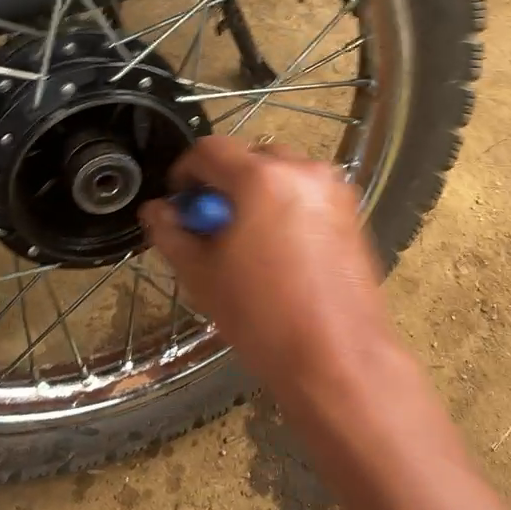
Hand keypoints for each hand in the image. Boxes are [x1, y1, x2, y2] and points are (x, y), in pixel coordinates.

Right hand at [140, 137, 394, 387]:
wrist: (338, 359)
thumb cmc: (265, 320)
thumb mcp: (202, 276)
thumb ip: (172, 234)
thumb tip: (158, 212)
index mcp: (261, 179)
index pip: (209, 149)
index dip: (185, 173)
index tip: (180, 203)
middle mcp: (303, 172)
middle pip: (249, 158)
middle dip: (225, 185)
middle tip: (212, 228)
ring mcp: (334, 190)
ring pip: (281, 175)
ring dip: (257, 195)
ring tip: (248, 243)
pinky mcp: (352, 212)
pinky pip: (307, 194)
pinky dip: (286, 208)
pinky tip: (280, 252)